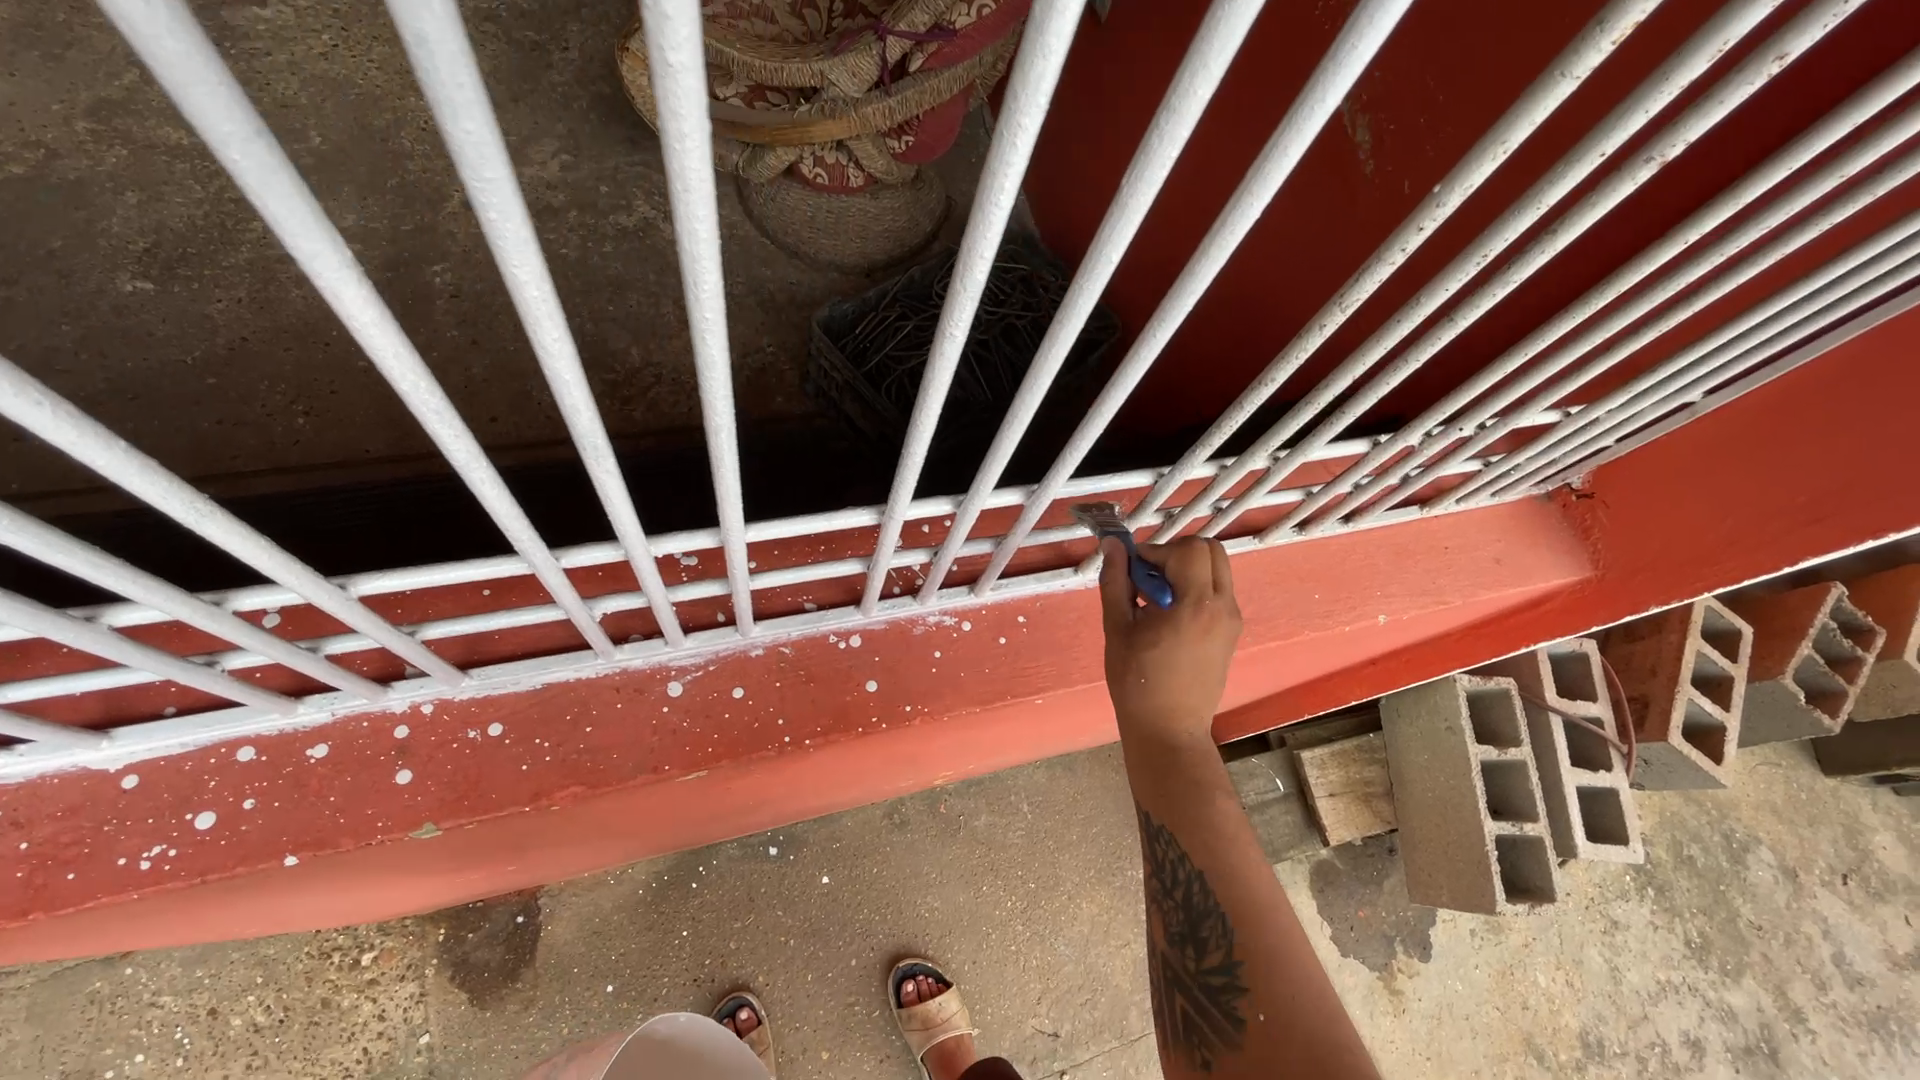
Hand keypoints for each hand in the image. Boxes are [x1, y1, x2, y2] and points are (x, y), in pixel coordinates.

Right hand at [1098, 535, 1241, 745]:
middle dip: (1176, 554)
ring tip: (1157, 599)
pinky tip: (1169, 616)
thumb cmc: (1137, 682)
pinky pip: (1218, 592)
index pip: (1188, 550)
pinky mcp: (1231, 632)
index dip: (1156, 551)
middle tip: (1148, 579)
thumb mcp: (1118, 628)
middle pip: (1210, 551)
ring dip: (1187, 570)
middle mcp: (1224, 607)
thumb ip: (1115, 581)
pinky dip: (1196, 589)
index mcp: (1197, 605)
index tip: (1133, 571)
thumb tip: (1112, 545)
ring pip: (1217, 570)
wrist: (1169, 729)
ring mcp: (1232, 620)